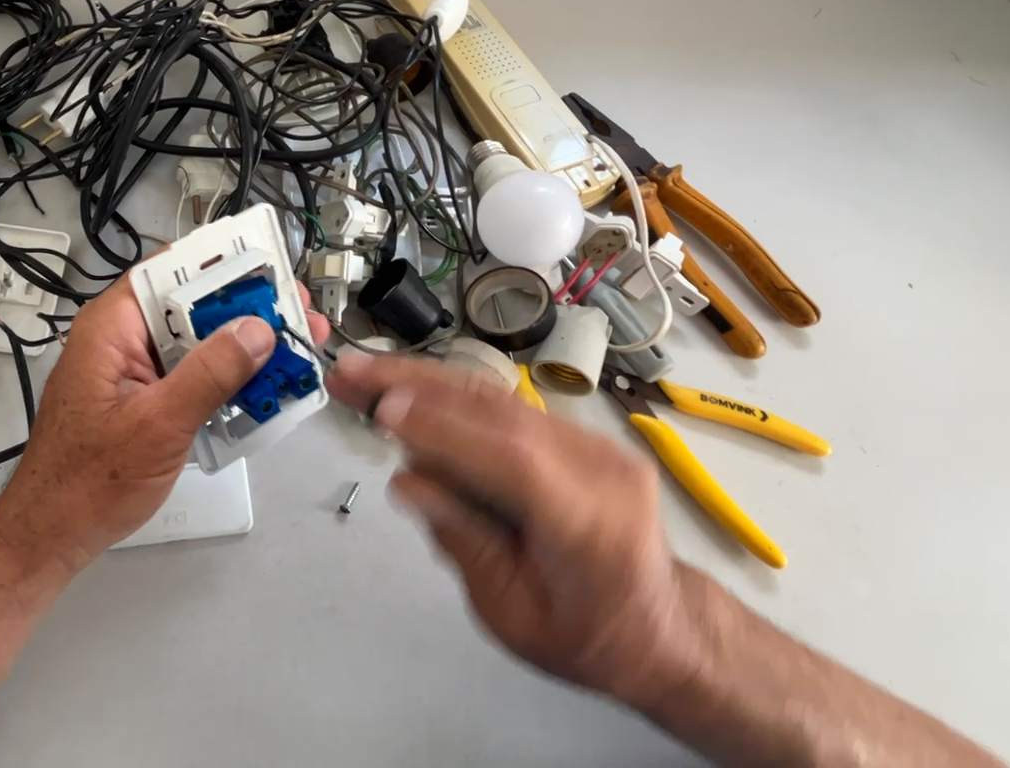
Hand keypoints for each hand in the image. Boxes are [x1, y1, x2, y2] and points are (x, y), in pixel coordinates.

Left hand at [0, 274, 329, 574]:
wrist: (54, 534)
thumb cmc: (92, 480)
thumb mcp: (159, 423)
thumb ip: (210, 374)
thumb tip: (258, 329)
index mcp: (113, 327)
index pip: (168, 271)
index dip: (221, 265)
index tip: (270, 270)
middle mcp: (122, 338)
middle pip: (190, 304)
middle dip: (245, 308)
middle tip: (298, 313)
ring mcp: (133, 368)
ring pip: (196, 340)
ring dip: (242, 345)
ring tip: (293, 346)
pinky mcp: (144, 396)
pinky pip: (190, 372)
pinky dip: (225, 376)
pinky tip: (263, 385)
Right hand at [325, 352, 700, 709]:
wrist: (659, 624)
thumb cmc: (587, 637)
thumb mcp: (512, 614)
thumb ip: (464, 542)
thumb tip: (408, 480)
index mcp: (593, 528)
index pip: (515, 461)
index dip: (445, 430)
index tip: (382, 411)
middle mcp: (600, 469)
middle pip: (499, 412)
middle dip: (415, 386)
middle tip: (350, 373)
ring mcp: (593, 443)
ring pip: (496, 397)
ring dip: (422, 380)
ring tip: (362, 374)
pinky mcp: (575, 432)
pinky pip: (502, 405)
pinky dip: (447, 394)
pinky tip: (403, 387)